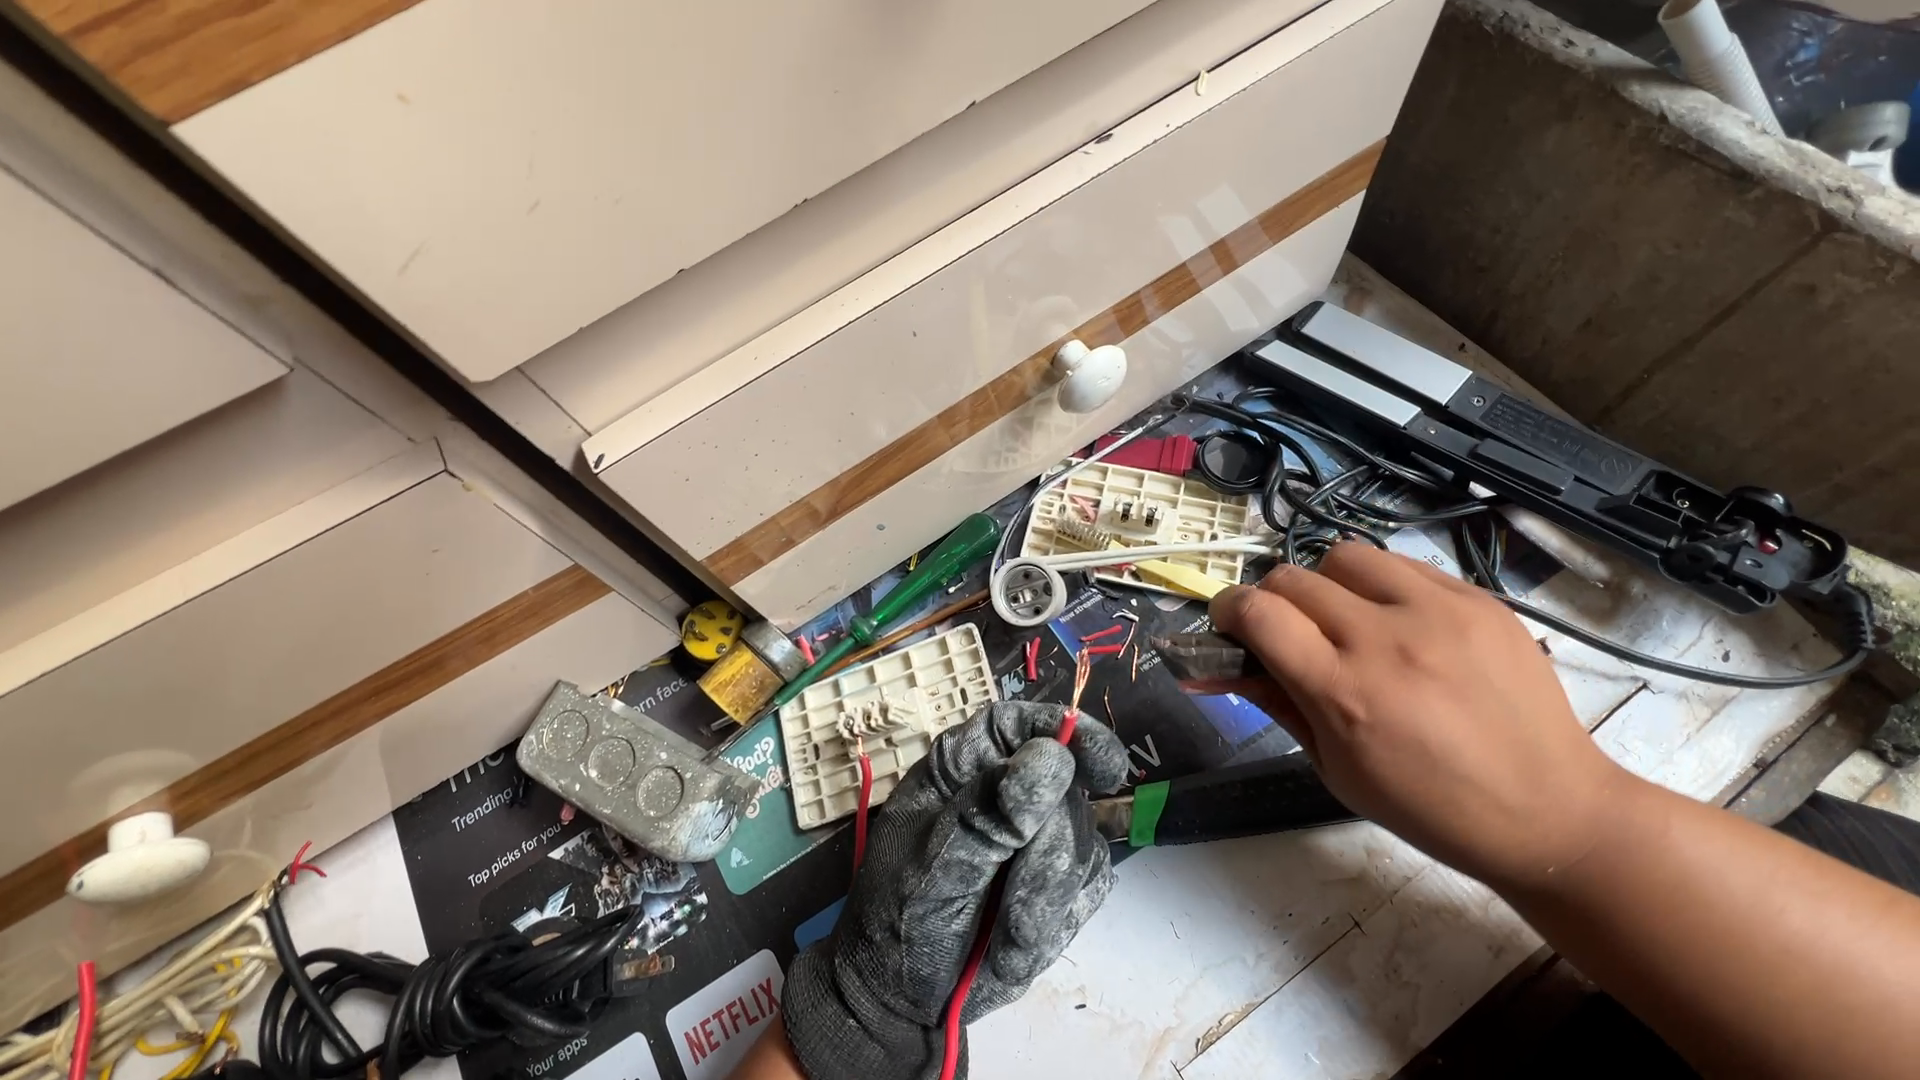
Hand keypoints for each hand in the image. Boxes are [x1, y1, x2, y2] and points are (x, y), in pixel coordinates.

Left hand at [781, 701, 1128, 1079]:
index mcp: (961, 769)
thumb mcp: (929, 868)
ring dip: (1044, 899)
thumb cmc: (897, 923)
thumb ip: (988, 814)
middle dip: (1046, 854)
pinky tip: (1012, 945)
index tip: (1103, 763)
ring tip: (999, 935)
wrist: (905, 1001)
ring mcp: (1039, 835)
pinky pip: (1090, 887)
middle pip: (1065, 789)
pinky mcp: (1063, 881)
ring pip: (1083, 843)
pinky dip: (1055, 923)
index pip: (1018, 724)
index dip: (1065, 730)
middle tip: (1012, 908)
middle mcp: (1006, 791)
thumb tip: (1053, 757)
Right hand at [1205, 543, 1638, 891]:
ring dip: (1325, 584)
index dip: (1227, 612)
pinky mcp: (1479, 600)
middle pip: (1291, 579)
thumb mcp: (1335, 769)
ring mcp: (1440, 612)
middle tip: (1287, 635)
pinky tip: (1398, 624)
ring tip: (1345, 621)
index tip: (1229, 626)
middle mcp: (1388, 641)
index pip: (1257, 613)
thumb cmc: (1429, 807)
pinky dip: (1379, 587)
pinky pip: (1401, 565)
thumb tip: (1214, 668)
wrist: (1551, 812)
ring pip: (1343, 556)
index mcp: (1345, 694)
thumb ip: (1276, 702)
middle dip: (1270, 603)